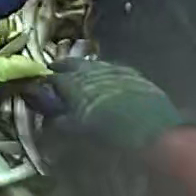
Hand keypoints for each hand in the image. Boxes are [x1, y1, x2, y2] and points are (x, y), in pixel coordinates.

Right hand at [51, 59, 185, 151]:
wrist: (152, 131)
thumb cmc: (108, 132)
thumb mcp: (78, 130)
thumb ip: (61, 120)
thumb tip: (50, 117)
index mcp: (72, 83)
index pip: (53, 78)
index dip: (47, 80)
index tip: (42, 84)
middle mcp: (89, 70)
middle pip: (71, 63)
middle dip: (63, 66)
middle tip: (57, 69)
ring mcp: (113, 70)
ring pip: (93, 63)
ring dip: (85, 67)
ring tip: (81, 72)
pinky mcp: (134, 74)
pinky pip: (115, 69)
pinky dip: (107, 72)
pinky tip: (108, 77)